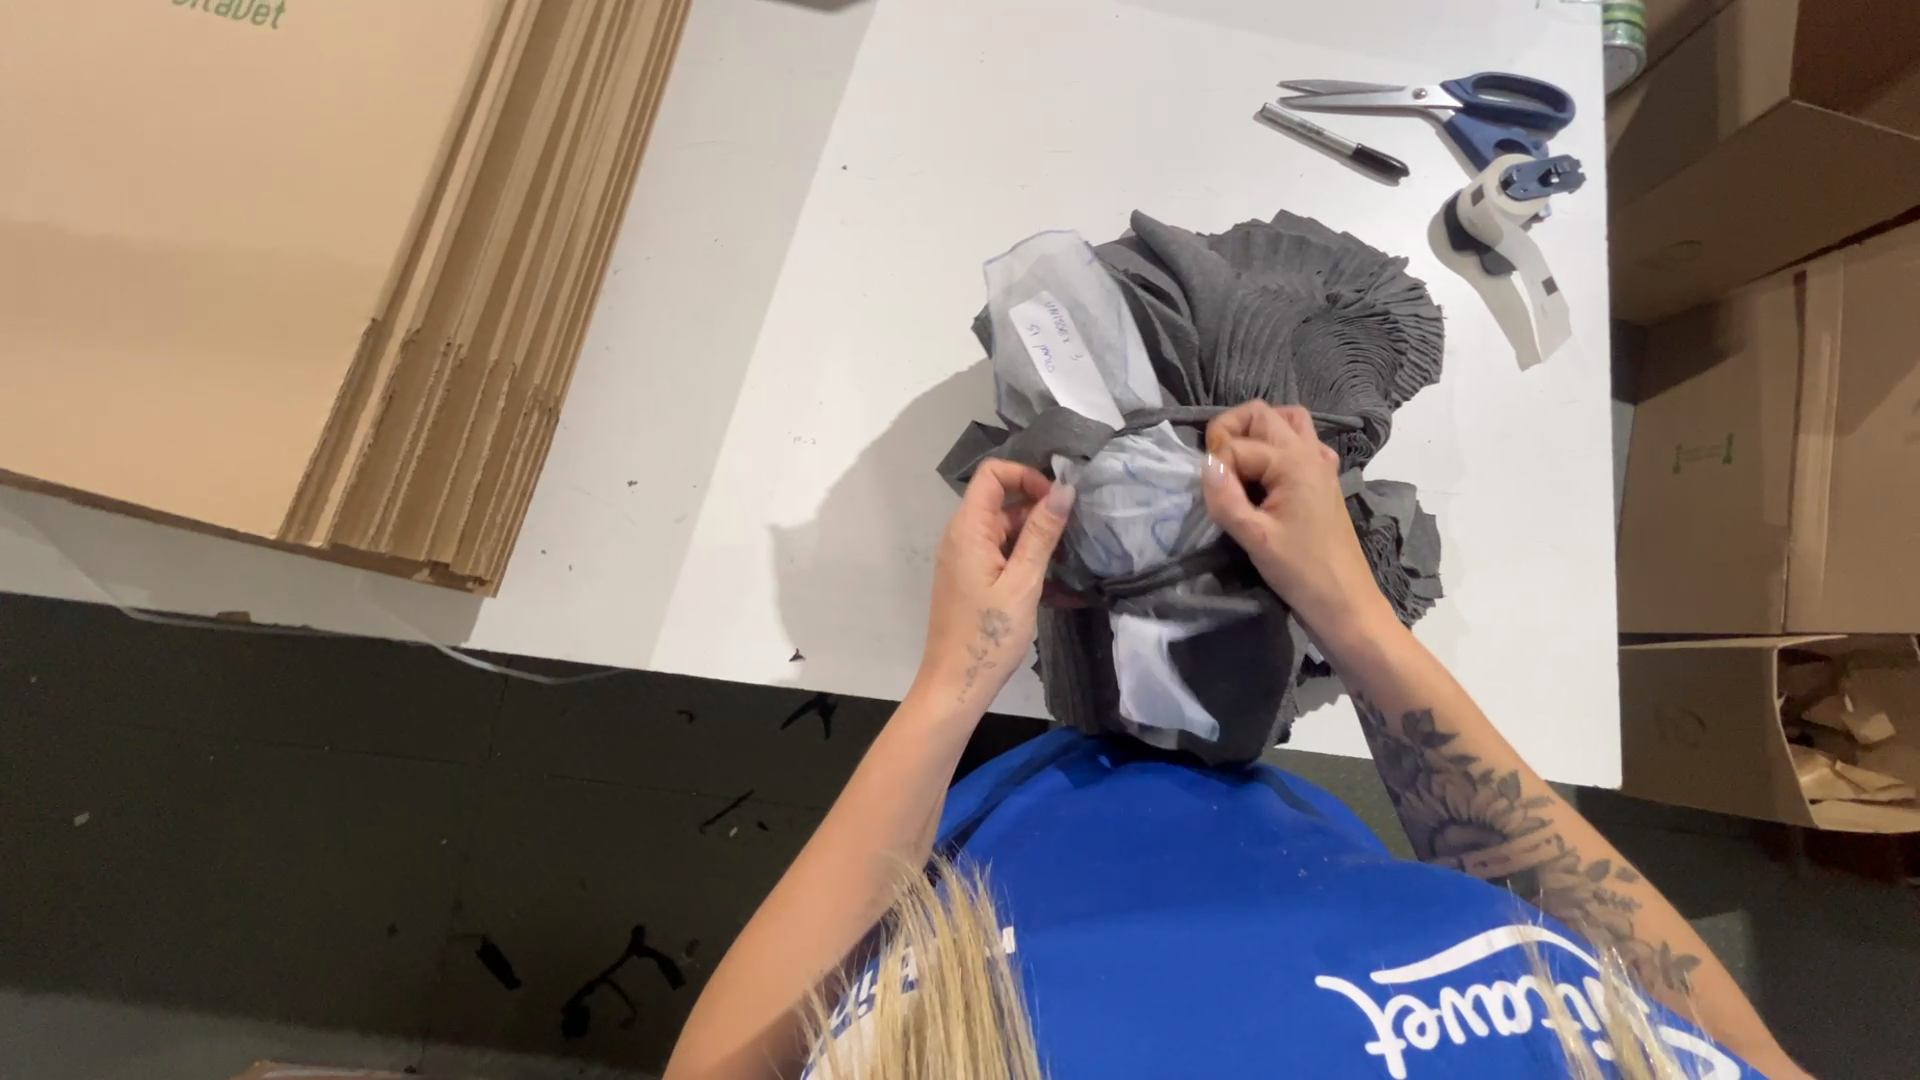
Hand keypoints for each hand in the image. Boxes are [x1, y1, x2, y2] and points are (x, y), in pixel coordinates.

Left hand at [916, 460, 1074, 709]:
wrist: (955, 683)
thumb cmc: (989, 636)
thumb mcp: (1023, 582)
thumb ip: (1042, 534)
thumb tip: (1064, 490)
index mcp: (967, 529)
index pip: (992, 474)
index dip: (1026, 476)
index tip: (1057, 499)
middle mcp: (961, 536)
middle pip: (1000, 500)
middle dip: (1037, 508)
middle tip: (1074, 531)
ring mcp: (964, 558)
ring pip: (1003, 528)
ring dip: (1035, 536)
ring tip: (1068, 556)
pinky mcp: (970, 578)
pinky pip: (999, 553)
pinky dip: (1024, 557)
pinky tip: (1052, 579)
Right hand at [1201, 402, 1394, 641]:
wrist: (1344, 601)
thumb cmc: (1300, 571)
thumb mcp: (1255, 538)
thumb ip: (1225, 499)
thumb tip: (1206, 465)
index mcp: (1293, 463)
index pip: (1237, 446)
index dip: (1217, 468)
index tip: (1215, 500)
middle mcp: (1309, 453)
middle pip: (1262, 415)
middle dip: (1230, 431)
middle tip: (1214, 468)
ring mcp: (1320, 465)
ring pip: (1286, 421)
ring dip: (1256, 432)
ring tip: (1237, 463)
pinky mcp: (1322, 480)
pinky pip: (1301, 443)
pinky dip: (1279, 447)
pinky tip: (1267, 475)